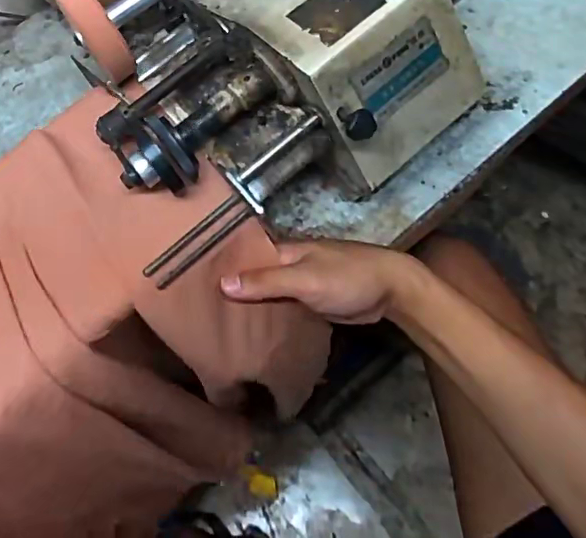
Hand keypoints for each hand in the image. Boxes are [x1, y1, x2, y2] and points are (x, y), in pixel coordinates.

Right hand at [219, 239, 423, 324]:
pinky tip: (256, 335)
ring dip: (253, 306)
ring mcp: (302, 284)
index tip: (194, 280)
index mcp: (284, 251)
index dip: (224, 266)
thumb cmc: (347, 276)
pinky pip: (285, 309)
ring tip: (221, 326)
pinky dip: (272, 318)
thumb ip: (267, 282)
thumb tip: (223, 283)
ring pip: (270, 294)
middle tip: (203, 311)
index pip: (246, 256)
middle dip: (235, 289)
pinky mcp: (313, 303)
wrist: (391, 290)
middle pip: (256, 276)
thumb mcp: (304, 279)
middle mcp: (289, 264)